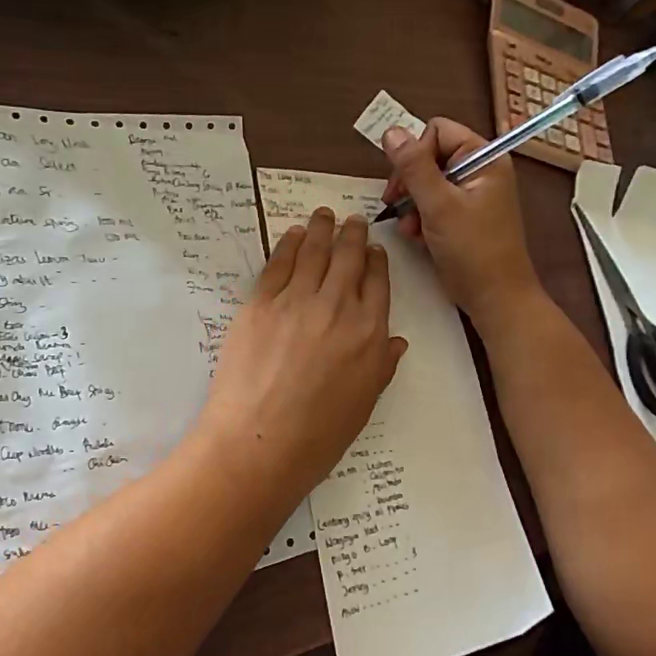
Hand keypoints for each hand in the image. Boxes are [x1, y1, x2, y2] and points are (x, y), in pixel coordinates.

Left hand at [194, 208, 407, 497]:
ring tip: (324, 214)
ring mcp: (296, 301)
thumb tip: (395, 341)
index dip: (375, 261)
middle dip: (351, 235)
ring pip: (314, 251)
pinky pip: (278, 263)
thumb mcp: (363, 404)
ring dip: (321, 229)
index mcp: (369, 333)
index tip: (372, 249)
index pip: (377, 283)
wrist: (260, 442)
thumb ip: (381, 366)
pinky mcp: (260, 303)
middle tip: (351, 220)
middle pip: (347, 258)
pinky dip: (288, 244)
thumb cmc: (317, 436)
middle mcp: (337, 307)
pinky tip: (293, 235)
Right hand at [382, 119, 539, 321]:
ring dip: (411, 204)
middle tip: (397, 204)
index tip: (403, 183)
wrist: (494, 297)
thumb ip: (413, 167)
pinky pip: (431, 204)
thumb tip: (391, 131)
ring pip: (425, 182)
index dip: (415, 153)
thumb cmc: (473, 250)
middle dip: (409, 182)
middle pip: (428, 156)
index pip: (438, 132)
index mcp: (483, 159)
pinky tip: (417, 236)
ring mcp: (470, 195)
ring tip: (411, 228)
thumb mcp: (438, 205)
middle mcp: (478, 171)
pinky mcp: (461, 217)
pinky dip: (419, 218)